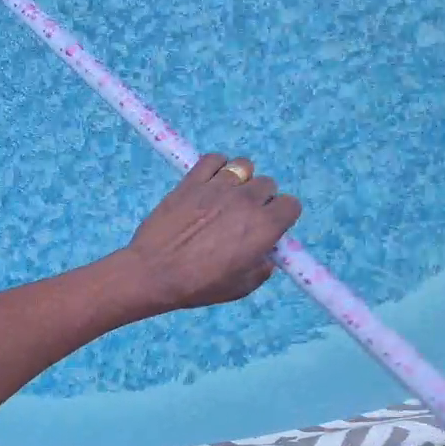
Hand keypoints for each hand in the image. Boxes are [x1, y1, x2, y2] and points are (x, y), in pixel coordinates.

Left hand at [124, 153, 300, 312]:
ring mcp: (216, 188)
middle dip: (258, 199)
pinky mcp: (190, 182)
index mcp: (265, 226)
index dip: (279, 215)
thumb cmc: (199, 284)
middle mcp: (245, 201)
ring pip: (242, 167)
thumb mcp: (243, 286)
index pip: (290, 204)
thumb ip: (262, 266)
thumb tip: (265, 253)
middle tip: (239, 215)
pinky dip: (214, 166)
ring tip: (224, 196)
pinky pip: (212, 159)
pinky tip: (208, 180)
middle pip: (266, 185)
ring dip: (239, 180)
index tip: (265, 225)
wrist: (154, 272)